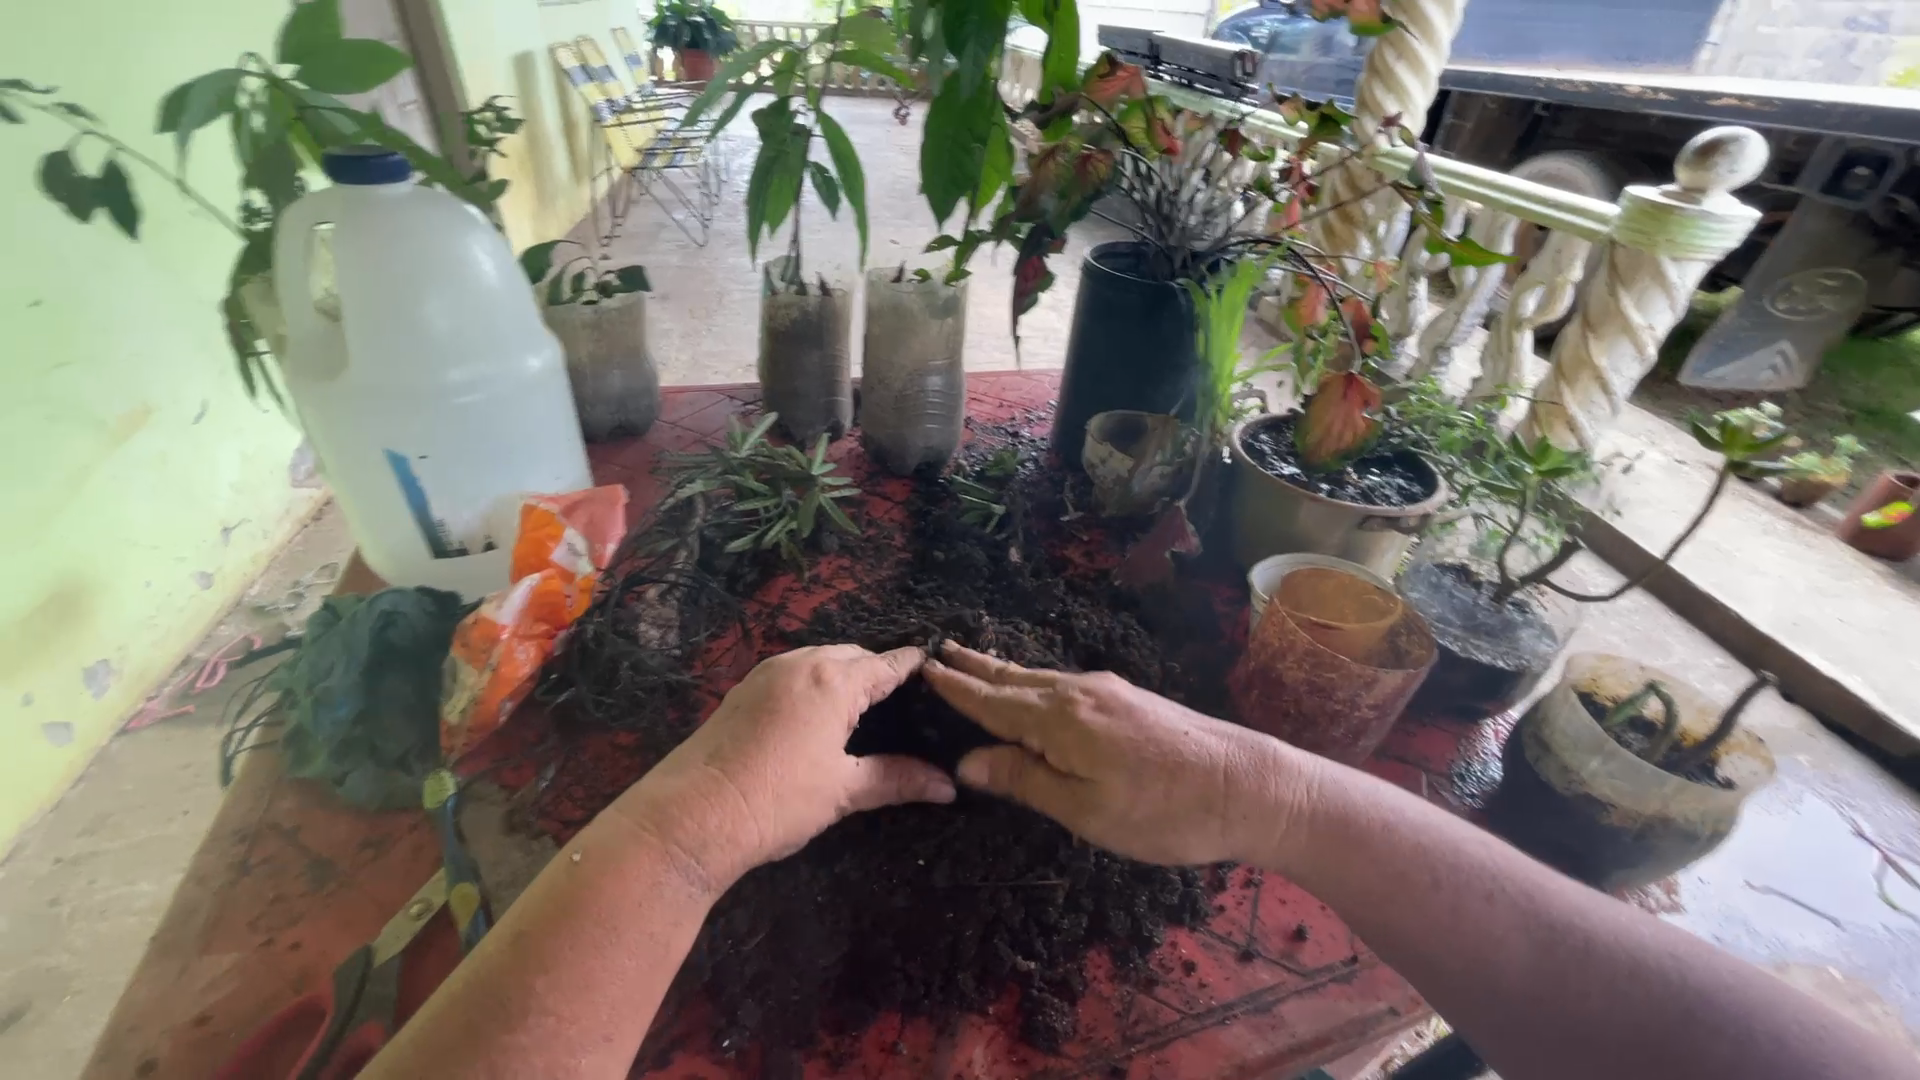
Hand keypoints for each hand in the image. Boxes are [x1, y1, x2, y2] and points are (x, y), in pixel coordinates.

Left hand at [609, 645, 955, 893]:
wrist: (690, 816)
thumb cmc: (778, 799)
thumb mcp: (843, 790)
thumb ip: (898, 779)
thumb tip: (948, 787)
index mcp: (833, 680)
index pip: (886, 663)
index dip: (912, 665)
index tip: (935, 669)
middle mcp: (800, 663)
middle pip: (852, 655)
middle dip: (877, 669)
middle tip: (900, 699)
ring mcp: (766, 673)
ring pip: (818, 659)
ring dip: (842, 672)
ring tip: (861, 705)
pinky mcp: (742, 690)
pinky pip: (792, 671)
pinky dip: (813, 681)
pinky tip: (816, 713)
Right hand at [923, 643, 1317, 865]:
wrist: (1251, 785)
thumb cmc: (1163, 809)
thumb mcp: (1085, 810)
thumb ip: (1025, 780)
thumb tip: (967, 762)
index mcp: (1060, 718)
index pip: (993, 701)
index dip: (957, 689)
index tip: (925, 668)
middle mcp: (1079, 692)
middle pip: (1015, 678)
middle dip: (977, 667)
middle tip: (943, 650)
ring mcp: (1109, 690)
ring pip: (1041, 677)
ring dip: (1005, 671)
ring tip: (980, 663)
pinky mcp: (1130, 698)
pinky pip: (1064, 683)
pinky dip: (1036, 680)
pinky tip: (1039, 687)